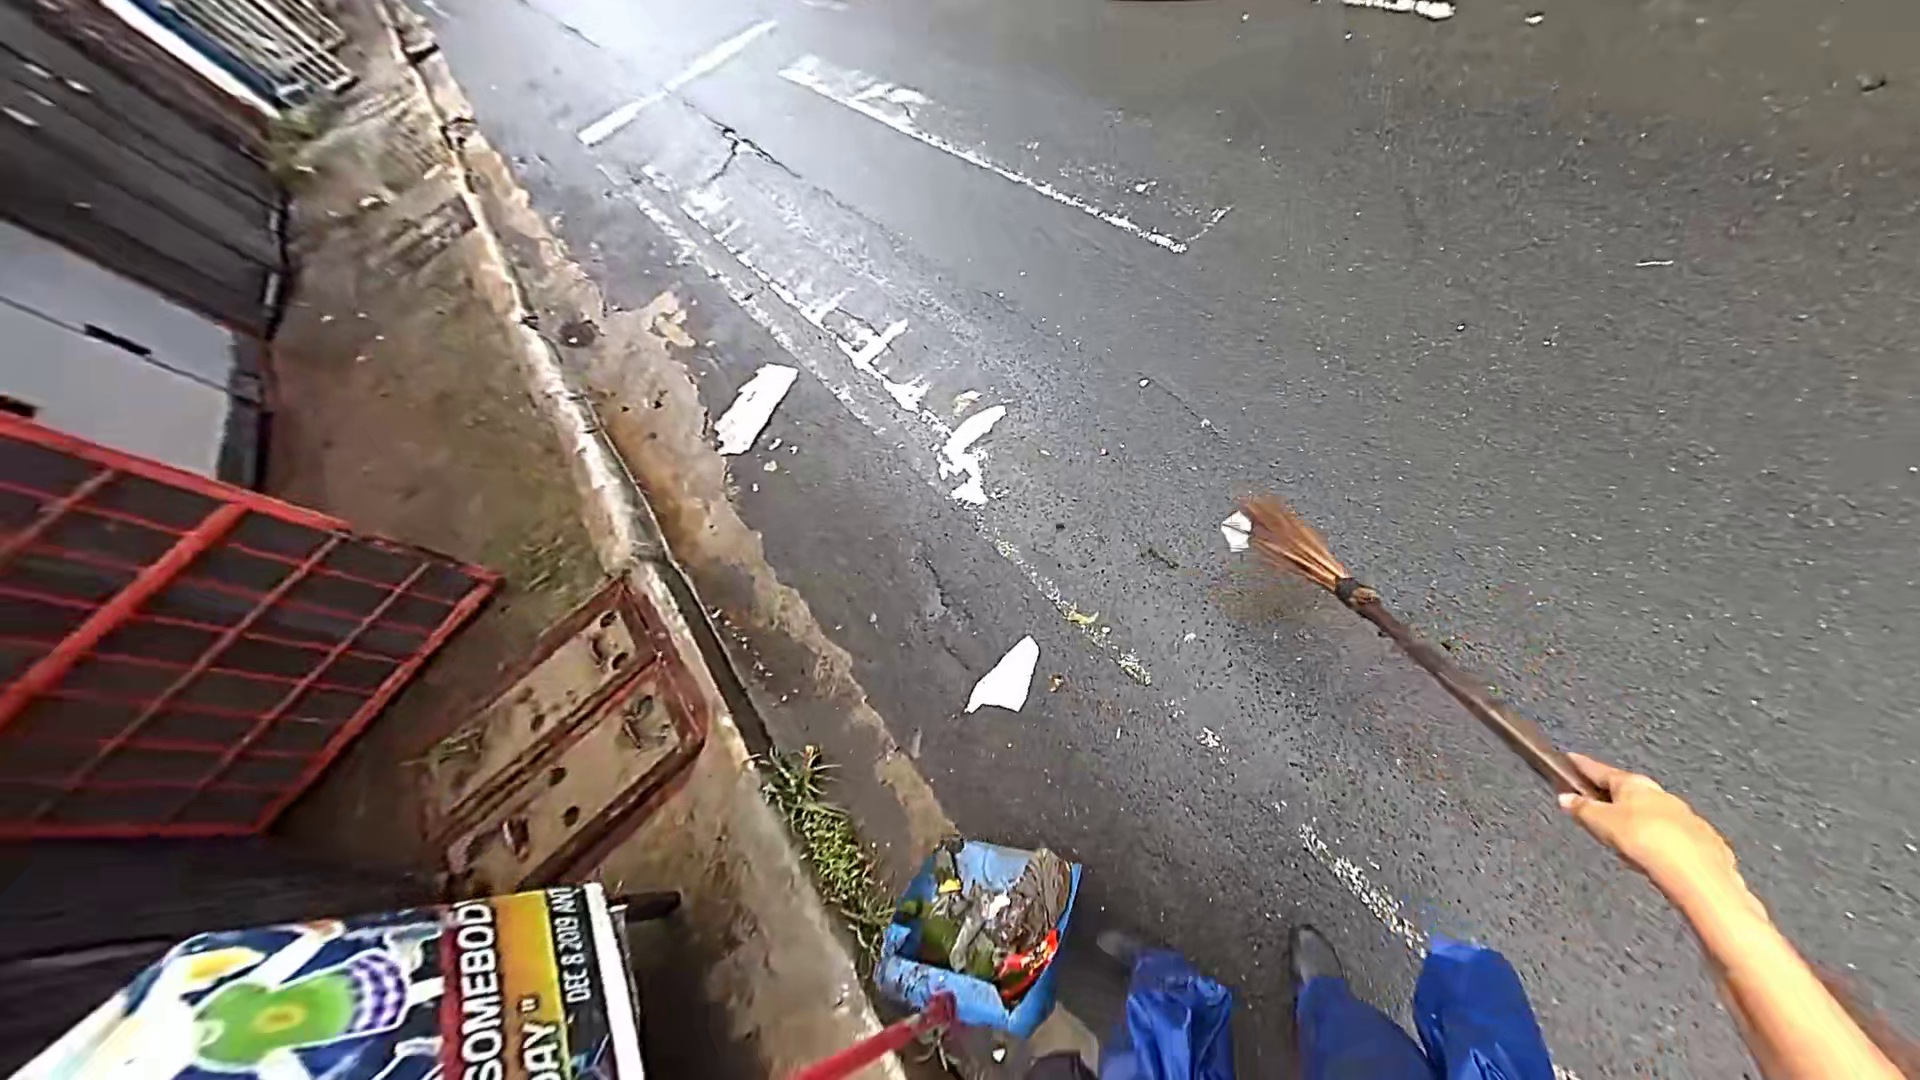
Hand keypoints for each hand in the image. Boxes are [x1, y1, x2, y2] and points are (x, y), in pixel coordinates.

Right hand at [1558, 753, 1748, 908]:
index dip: (1581, 765)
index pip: (1599, 769)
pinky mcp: (1708, 844)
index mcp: (1634, 783)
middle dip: (1613, 796)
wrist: (1698, 878)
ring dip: (1638, 818)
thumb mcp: (1595, 821)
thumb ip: (1578, 807)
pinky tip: (1654, 852)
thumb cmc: (1644, 840)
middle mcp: (1663, 795)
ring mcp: (1689, 819)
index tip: (1571, 758)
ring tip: (1623, 834)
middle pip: (1630, 791)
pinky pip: (1676, 835)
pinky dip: (1661, 838)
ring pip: (1655, 813)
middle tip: (1595, 805)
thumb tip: (1567, 798)